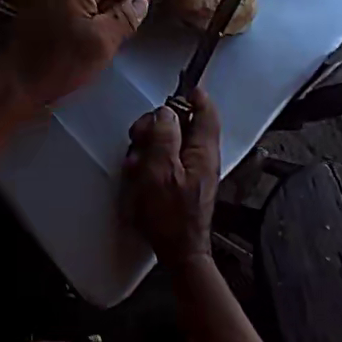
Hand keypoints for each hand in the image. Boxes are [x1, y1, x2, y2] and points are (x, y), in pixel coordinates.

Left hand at [0, 0, 157, 111]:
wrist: (14, 85)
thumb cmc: (60, 63)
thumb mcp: (101, 42)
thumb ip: (124, 18)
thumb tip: (140, 2)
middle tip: (144, 1)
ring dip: (106, 1)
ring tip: (126, 12)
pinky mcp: (39, 15)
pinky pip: (73, 4)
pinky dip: (91, 9)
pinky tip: (99, 22)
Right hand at [121, 81, 219, 267]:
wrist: (178, 253)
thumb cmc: (170, 213)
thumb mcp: (162, 169)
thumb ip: (164, 136)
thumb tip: (167, 111)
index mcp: (203, 150)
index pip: (206, 113)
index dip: (196, 96)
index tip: (183, 88)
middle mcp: (202, 157)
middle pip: (181, 125)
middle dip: (157, 125)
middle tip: (139, 135)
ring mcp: (192, 172)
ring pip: (170, 143)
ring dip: (149, 146)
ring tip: (135, 163)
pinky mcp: (181, 185)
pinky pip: (166, 162)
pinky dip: (151, 163)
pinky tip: (138, 176)